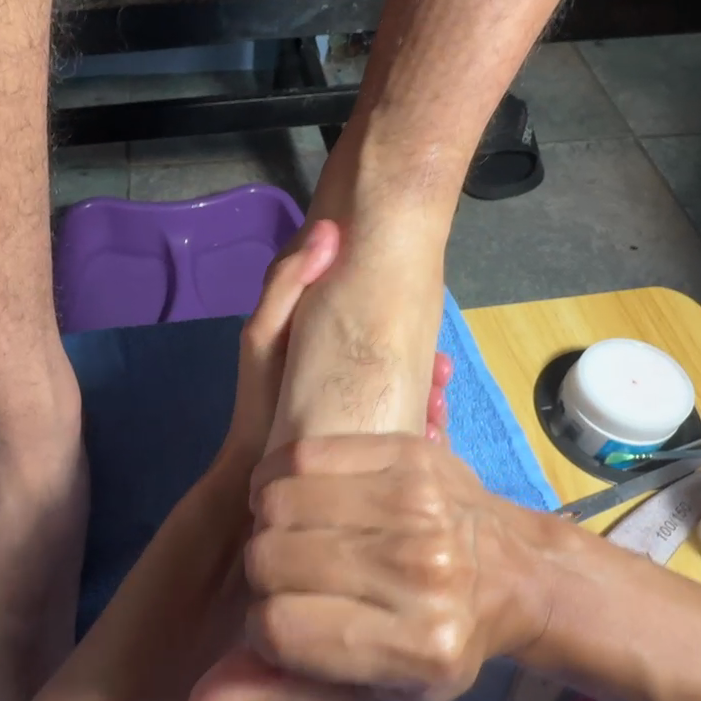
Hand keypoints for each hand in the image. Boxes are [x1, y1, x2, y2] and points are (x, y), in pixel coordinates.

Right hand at [188, 434, 562, 700]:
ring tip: (295, 534)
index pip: (277, 627)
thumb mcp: (369, 691)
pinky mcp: (409, 453)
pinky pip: (303, 453)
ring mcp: (416, 505)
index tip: (286, 624)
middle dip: (264, 572)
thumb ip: (283, 688)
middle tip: (293, 576)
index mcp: (415, 647)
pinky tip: (300, 495)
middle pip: (270, 558)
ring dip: (270, 521)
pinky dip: (281, 474)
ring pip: (278, 502)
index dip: (262, 626)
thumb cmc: (436, 643)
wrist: (513, 571)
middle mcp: (419, 572)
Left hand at [220, 223, 453, 470]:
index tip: (431, 316)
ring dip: (433, 394)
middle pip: (405, 351)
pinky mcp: (369, 432)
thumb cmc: (259, 398)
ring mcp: (363, 401)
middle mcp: (351, 365)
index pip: (379, 307)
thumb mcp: (264, 335)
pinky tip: (431, 436)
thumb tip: (329, 230)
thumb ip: (287, 284)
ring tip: (438, 410)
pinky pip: (407, 420)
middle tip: (443, 375)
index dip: (407, 306)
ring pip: (413, 387)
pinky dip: (422, 425)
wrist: (256, 470)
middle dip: (430, 361)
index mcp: (329, 334)